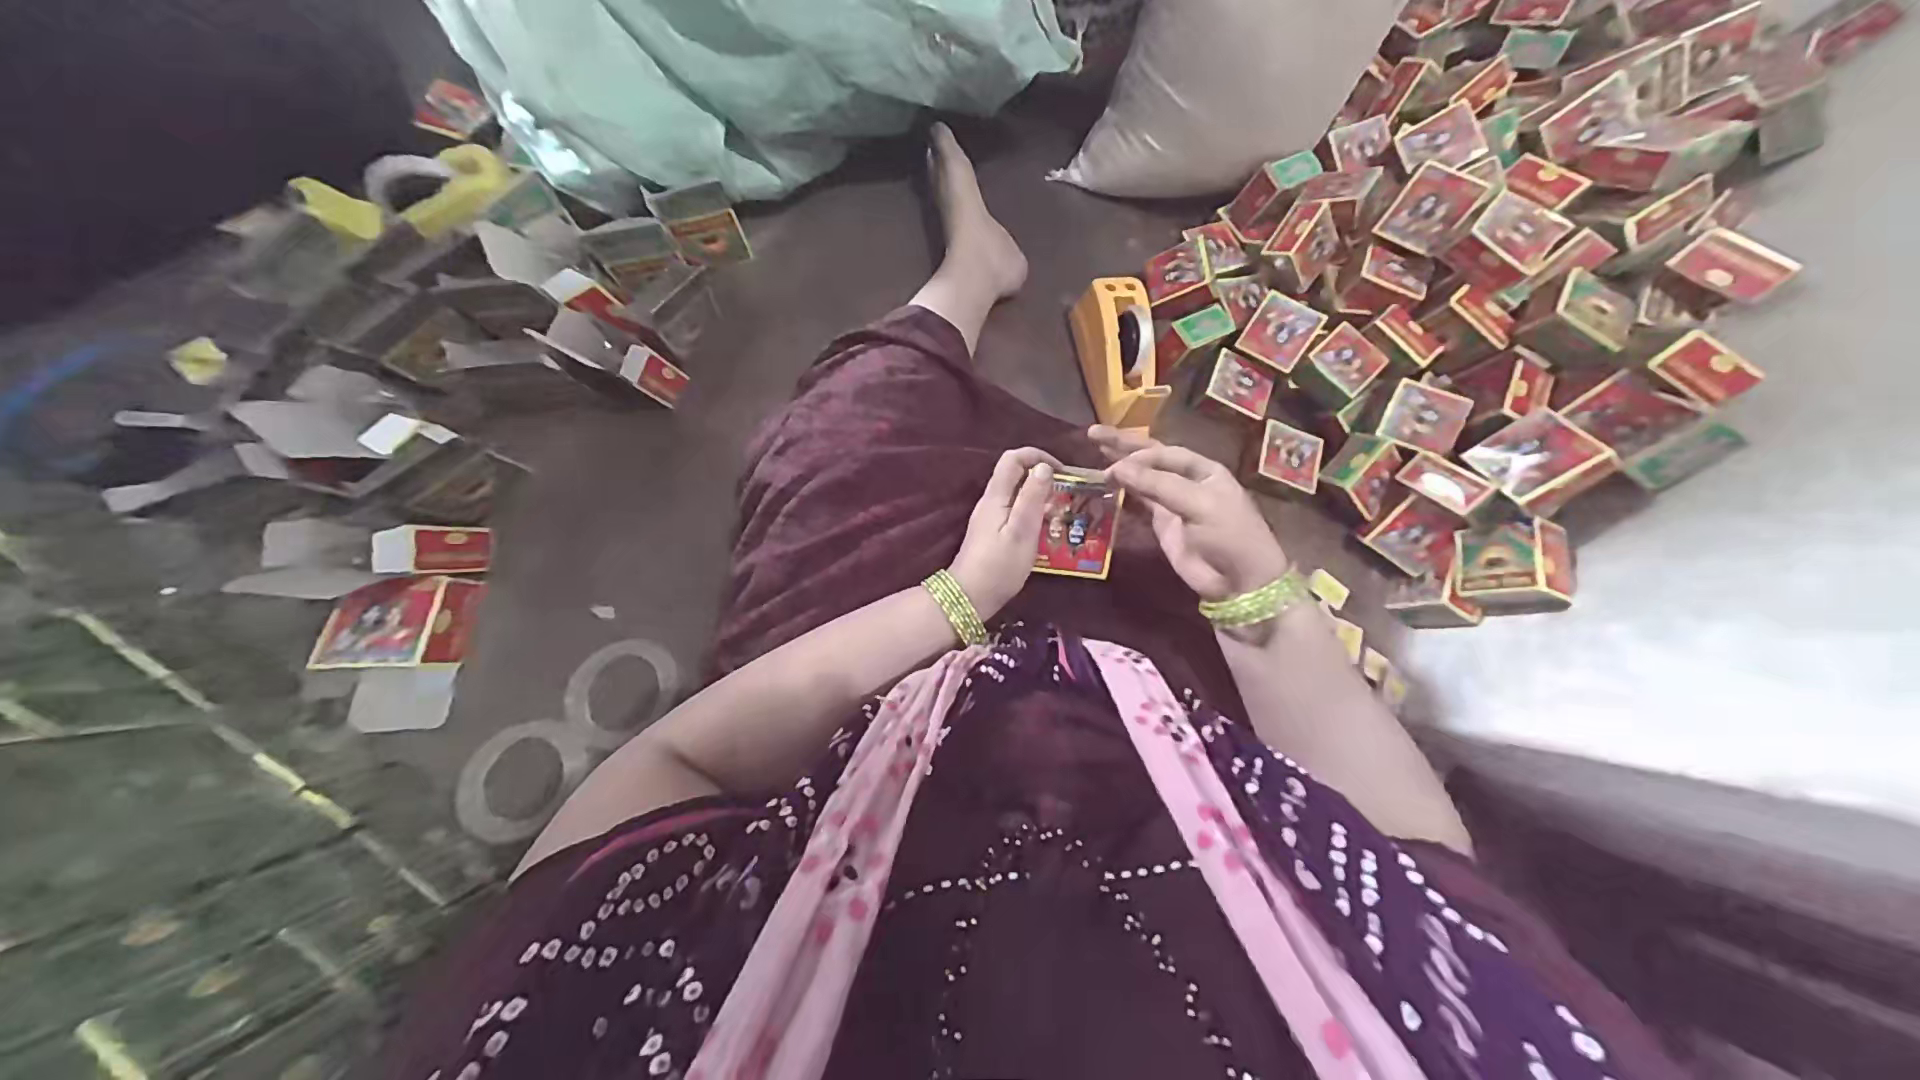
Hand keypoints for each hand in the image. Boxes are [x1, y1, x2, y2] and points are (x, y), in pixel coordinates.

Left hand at [949, 447, 1060, 618]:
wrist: (969, 597)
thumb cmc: (999, 566)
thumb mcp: (1021, 531)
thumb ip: (1032, 498)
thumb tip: (1044, 467)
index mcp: (996, 496)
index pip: (1013, 458)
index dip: (1038, 456)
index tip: (1062, 471)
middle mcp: (990, 502)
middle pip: (1015, 474)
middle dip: (1042, 476)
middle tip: (1066, 492)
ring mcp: (989, 517)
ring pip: (1016, 493)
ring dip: (1039, 495)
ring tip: (1061, 511)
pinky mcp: (991, 532)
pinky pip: (1014, 511)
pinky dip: (1032, 512)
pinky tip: (1045, 529)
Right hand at [1090, 426, 1290, 601]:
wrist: (1237, 580)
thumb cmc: (1228, 534)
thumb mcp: (1198, 504)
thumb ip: (1158, 485)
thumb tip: (1116, 469)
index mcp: (1203, 469)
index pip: (1165, 453)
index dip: (1139, 454)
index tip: (1115, 462)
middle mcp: (1186, 481)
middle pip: (1150, 458)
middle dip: (1122, 446)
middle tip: (1092, 434)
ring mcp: (1172, 503)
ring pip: (1141, 479)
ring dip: (1119, 468)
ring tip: (1093, 453)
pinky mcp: (1161, 524)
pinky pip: (1137, 503)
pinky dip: (1120, 494)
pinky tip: (1104, 487)